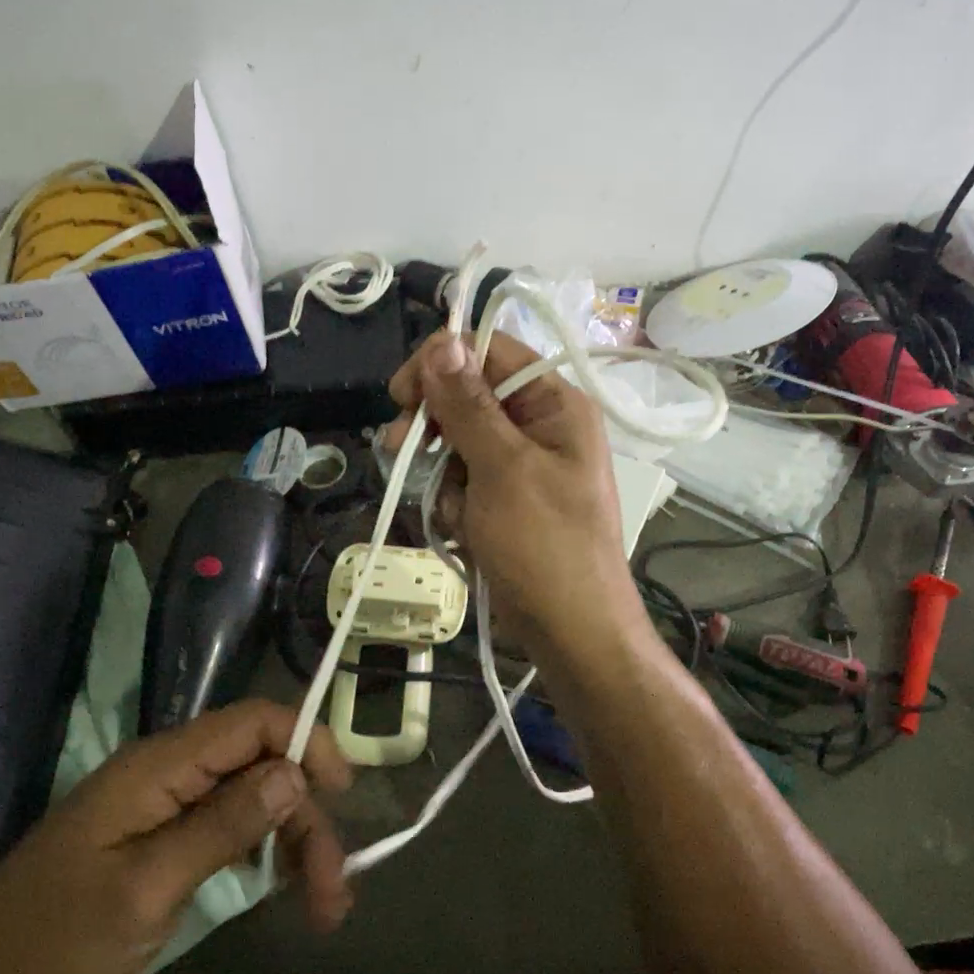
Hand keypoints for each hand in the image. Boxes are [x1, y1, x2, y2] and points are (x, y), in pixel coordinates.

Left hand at [0, 701, 352, 973]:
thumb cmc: (53, 943)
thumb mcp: (143, 889)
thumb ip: (221, 825)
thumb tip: (294, 772)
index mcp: (157, 766)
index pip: (252, 721)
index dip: (306, 741)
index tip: (344, 793)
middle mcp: (166, 775)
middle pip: (261, 768)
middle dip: (305, 818)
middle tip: (332, 891)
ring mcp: (162, 810)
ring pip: (251, 802)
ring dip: (293, 845)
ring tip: (322, 906)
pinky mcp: (159, 845)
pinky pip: (228, 832)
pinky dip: (264, 859)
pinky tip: (283, 890)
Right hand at [383, 331, 636, 643]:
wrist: (572, 632)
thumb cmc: (545, 547)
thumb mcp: (504, 470)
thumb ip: (470, 405)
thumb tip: (443, 341)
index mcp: (555, 404)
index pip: (490, 351)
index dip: (441, 362)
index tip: (401, 395)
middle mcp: (542, 425)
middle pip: (468, 396)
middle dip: (435, 427)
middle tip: (400, 447)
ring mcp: (524, 466)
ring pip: (458, 444)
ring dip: (444, 476)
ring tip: (455, 513)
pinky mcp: (508, 501)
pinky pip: (465, 482)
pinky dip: (455, 505)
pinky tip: (465, 533)